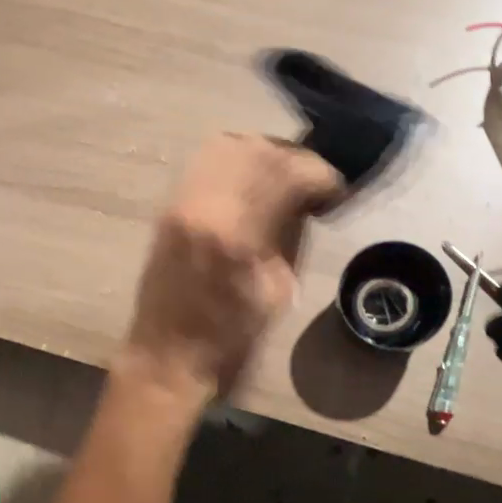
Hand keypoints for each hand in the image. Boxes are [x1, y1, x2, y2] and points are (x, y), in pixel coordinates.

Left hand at [121, 134, 342, 400]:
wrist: (165, 356)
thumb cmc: (227, 338)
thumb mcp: (277, 291)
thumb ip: (290, 235)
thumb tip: (305, 201)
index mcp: (237, 235)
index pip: (287, 173)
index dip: (320, 175)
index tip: (336, 191)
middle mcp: (204, 206)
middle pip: (258, 150)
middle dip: (294, 159)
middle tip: (312, 183)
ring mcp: (180, 202)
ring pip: (228, 146)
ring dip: (263, 154)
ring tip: (282, 178)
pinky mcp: (168, 206)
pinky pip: (204, 163)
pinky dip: (234, 162)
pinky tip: (250, 183)